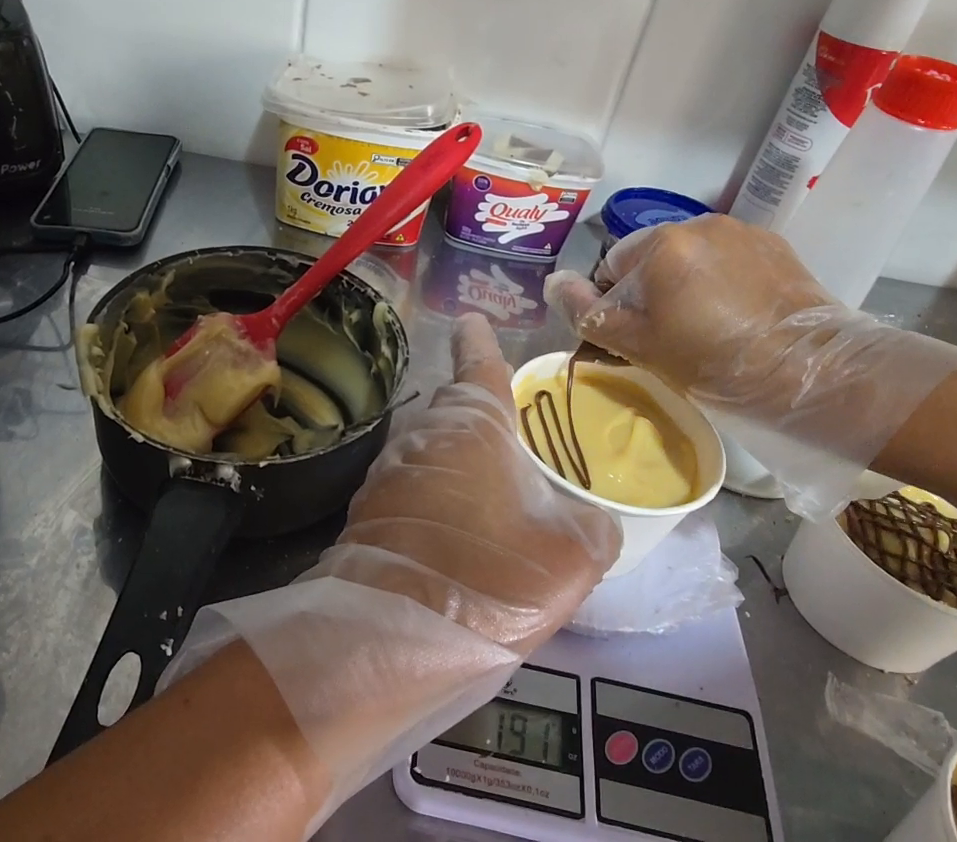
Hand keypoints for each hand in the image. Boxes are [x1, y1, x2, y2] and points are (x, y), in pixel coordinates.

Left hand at [312, 312, 619, 652]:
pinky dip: (434, 503)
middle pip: (455, 413)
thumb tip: (591, 520)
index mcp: (473, 427)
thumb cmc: (489, 577)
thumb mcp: (572, 556)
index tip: (473, 319)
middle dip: (480, 419)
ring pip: (431, 454)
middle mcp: (424, 436)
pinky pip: (411, 492)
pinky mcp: (365, 516)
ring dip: (458, 467)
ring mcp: (386, 476)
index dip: (481, 342)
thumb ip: (592, 524)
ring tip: (490, 503)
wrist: (391, 638)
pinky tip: (456, 541)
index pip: (480, 366)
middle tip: (514, 445)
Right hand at [544, 217, 956, 518]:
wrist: (811, 371)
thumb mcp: (639, 345)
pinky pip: (731, 260)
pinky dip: (726, 282)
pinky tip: (743, 317)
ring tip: (713, 329)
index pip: (614, 268)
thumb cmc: (713, 361)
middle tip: (677, 338)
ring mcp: (744, 231)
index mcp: (662, 243)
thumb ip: (588, 312)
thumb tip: (554, 282)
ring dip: (691, 285)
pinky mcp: (777, 247)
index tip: (644, 339)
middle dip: (656, 292)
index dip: (621, 307)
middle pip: (654, 259)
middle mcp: (700, 223)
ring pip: (695, 258)